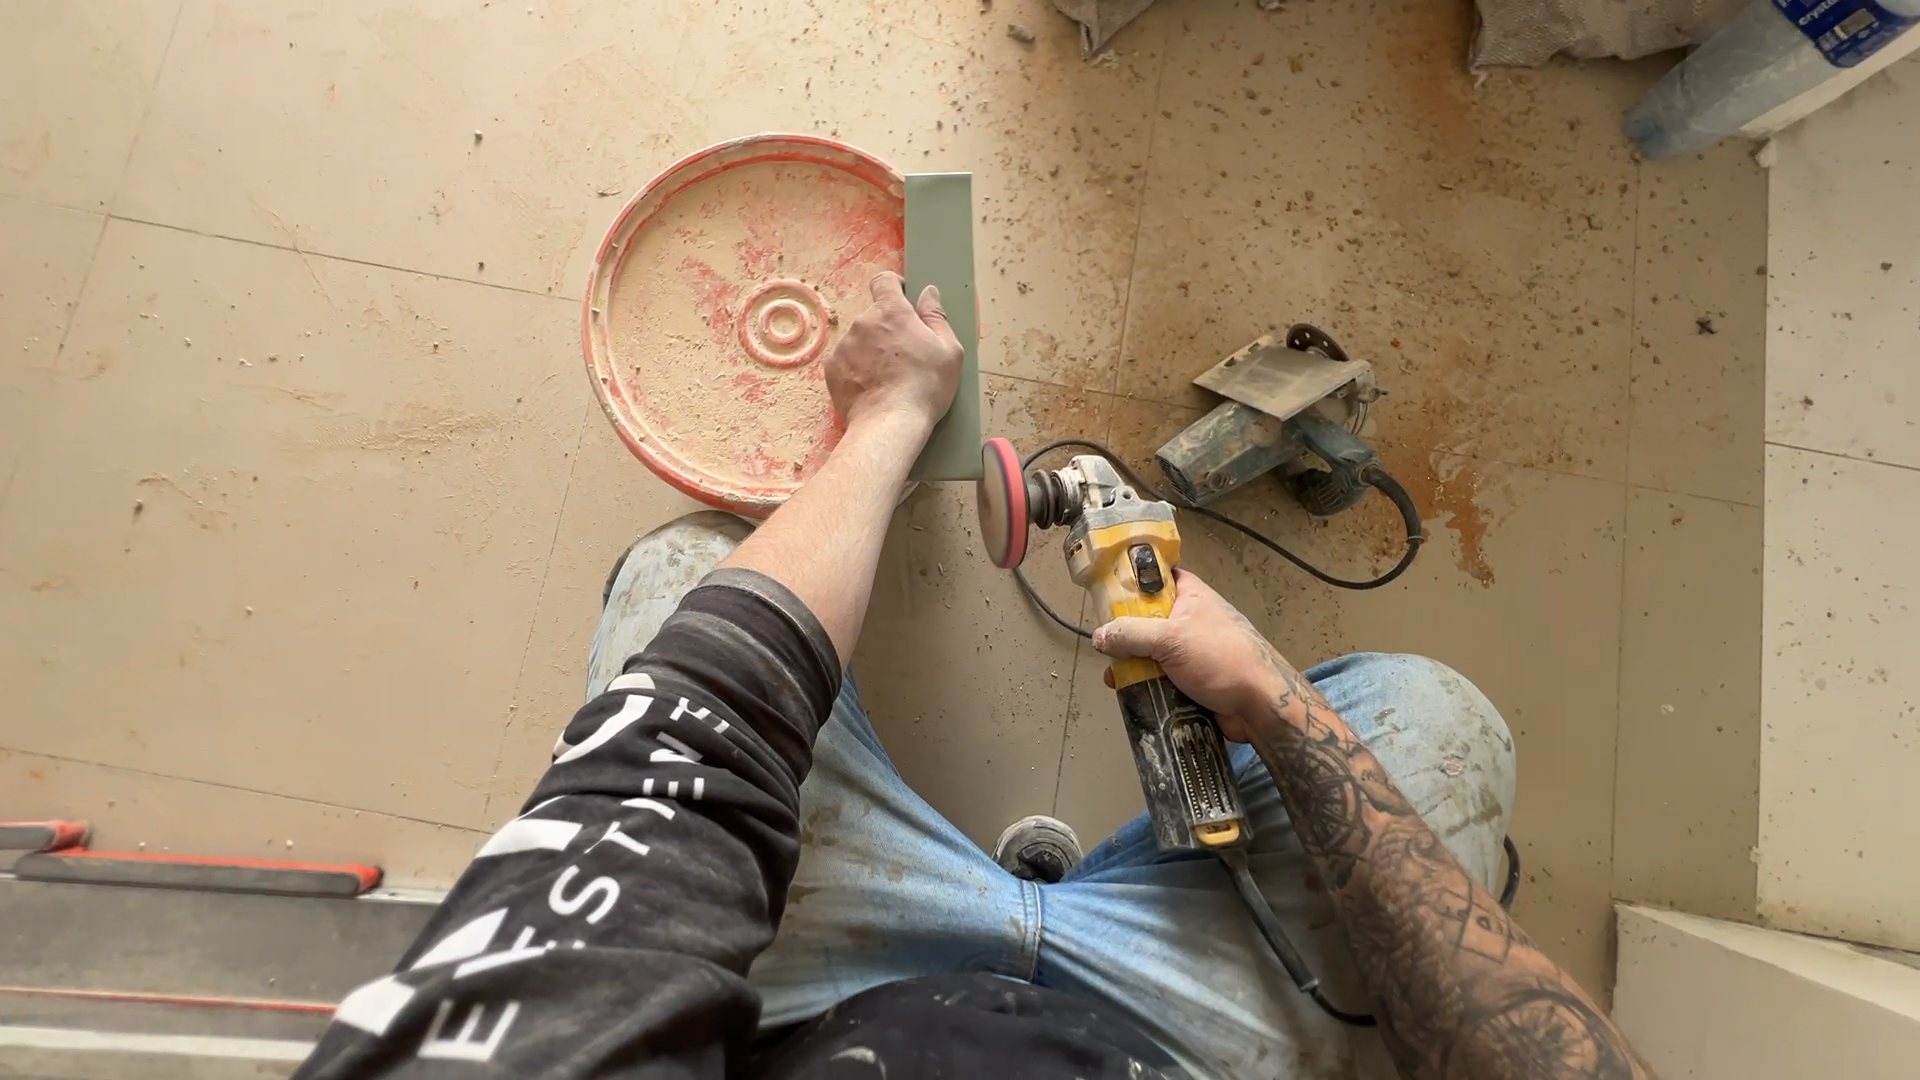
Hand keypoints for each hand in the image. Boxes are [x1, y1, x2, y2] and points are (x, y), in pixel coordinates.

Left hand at [825, 271, 963, 431]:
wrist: (889, 425)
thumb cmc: (925, 387)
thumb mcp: (949, 351)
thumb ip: (937, 316)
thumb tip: (929, 293)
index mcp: (891, 311)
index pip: (884, 280)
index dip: (893, 287)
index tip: (903, 300)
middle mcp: (862, 323)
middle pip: (874, 316)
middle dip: (887, 330)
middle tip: (904, 356)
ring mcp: (844, 346)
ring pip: (859, 341)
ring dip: (871, 352)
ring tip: (887, 378)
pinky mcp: (832, 370)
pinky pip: (846, 362)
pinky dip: (857, 371)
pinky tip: (872, 388)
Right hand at [1090, 569, 1296, 741]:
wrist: (1260, 708)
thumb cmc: (1222, 659)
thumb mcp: (1171, 639)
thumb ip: (1131, 633)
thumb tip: (1100, 637)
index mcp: (1191, 596)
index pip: (1157, 577)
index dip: (1132, 582)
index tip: (1106, 594)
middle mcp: (1190, 619)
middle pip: (1146, 618)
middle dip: (1124, 633)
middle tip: (1106, 644)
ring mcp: (1190, 651)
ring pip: (1149, 651)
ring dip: (1131, 663)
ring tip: (1114, 677)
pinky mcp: (1190, 679)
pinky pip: (1158, 676)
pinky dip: (1143, 683)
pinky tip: (1128, 693)